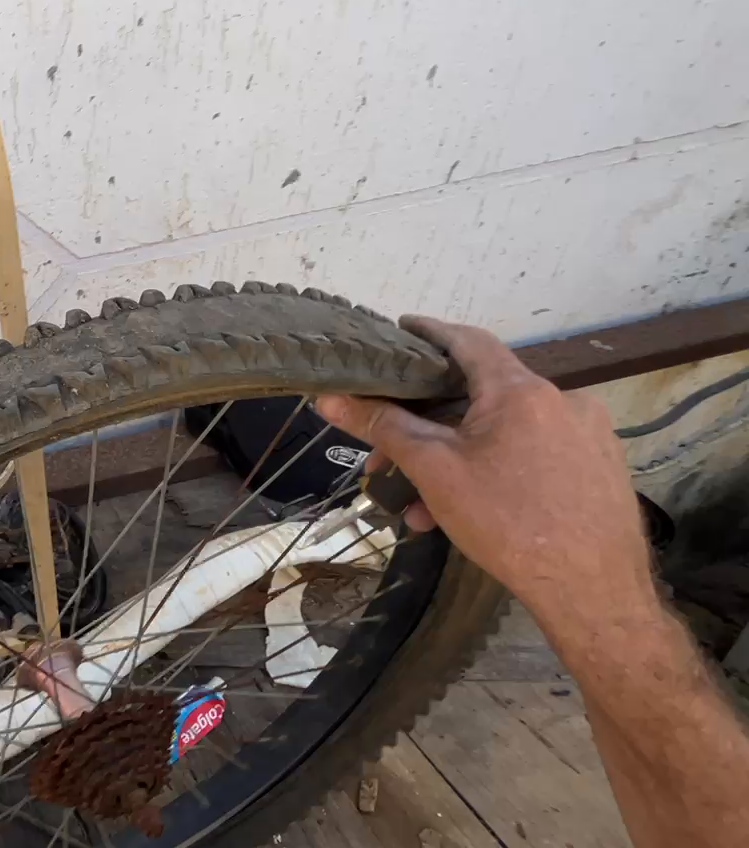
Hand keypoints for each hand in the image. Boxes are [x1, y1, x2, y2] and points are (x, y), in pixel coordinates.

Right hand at [312, 316, 650, 629]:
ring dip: (446, 453)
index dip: (429, 331)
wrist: (593, 593)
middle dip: (421, 419)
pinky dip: (481, 469)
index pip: (469, 341)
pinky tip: (451, 508)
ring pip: (495, 430)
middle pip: (475, 394)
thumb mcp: (430, 467)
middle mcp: (562, 403)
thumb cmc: (505, 518)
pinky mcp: (595, 468)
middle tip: (384, 444)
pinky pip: (523, 454)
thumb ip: (380, 425)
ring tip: (413, 494)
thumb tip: (328, 397)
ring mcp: (585, 437)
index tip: (396, 329)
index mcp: (522, 392)